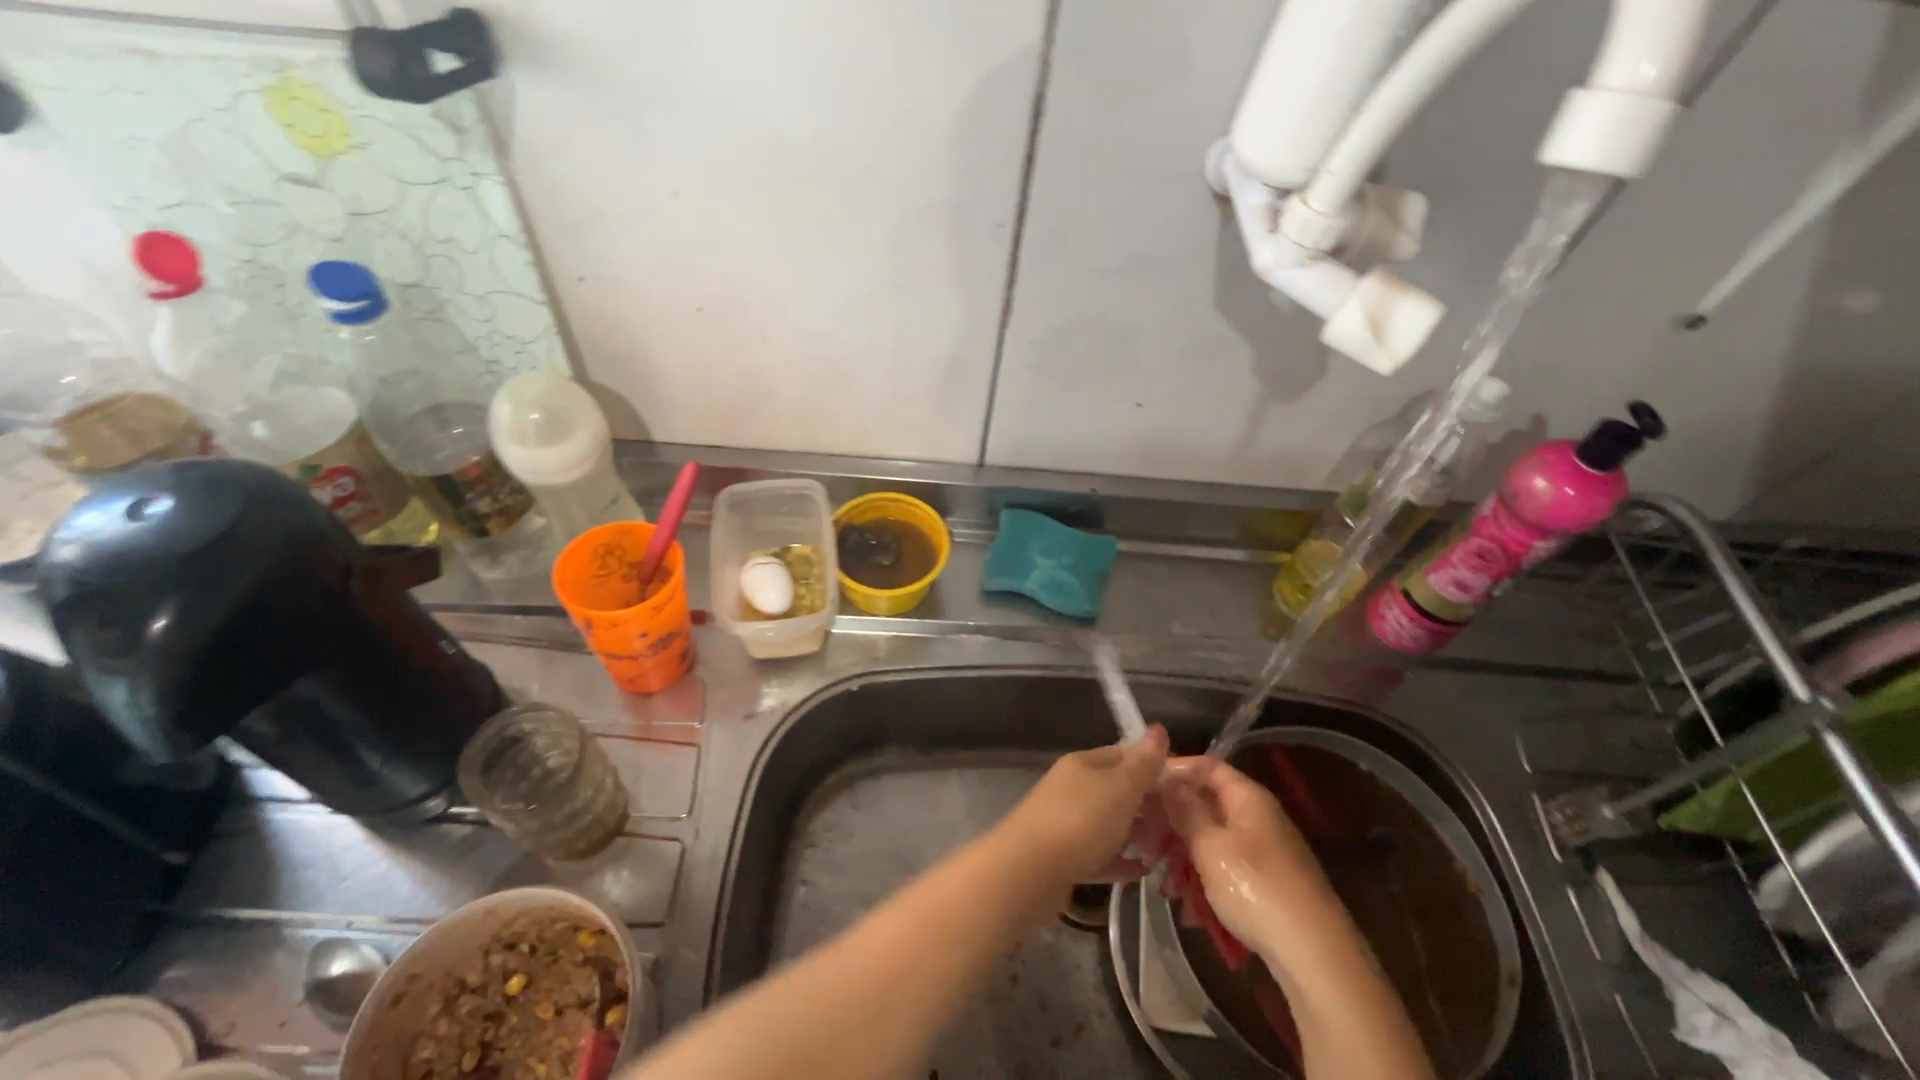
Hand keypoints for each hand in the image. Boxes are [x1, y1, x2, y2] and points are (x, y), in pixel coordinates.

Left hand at [996, 726, 1169, 893]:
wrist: (1028, 871)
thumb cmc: (1080, 820)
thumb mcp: (1120, 787)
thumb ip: (1143, 764)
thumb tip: (1158, 729)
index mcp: (1084, 764)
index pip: (1124, 755)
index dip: (1154, 766)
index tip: (1185, 786)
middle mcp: (1072, 788)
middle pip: (1117, 791)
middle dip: (1149, 805)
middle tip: (1181, 822)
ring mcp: (1066, 823)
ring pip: (1109, 824)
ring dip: (1137, 834)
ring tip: (1166, 848)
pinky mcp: (1063, 858)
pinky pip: (1100, 855)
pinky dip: (1121, 861)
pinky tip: (1144, 871)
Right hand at [1159, 755, 1335, 956]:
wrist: (1313, 951)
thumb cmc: (1255, 888)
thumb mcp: (1209, 846)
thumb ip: (1184, 810)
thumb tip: (1165, 779)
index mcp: (1248, 798)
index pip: (1208, 766)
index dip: (1175, 769)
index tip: (1142, 784)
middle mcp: (1258, 817)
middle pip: (1208, 804)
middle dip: (1173, 821)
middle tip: (1143, 840)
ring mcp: (1264, 851)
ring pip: (1213, 840)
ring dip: (1185, 856)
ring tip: (1165, 884)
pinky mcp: (1265, 882)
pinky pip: (1226, 868)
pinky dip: (1204, 880)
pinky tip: (1189, 907)